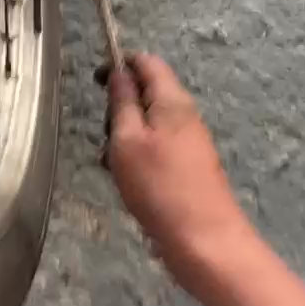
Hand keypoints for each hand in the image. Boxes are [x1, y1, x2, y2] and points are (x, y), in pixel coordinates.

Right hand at [104, 53, 254, 293]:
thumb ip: (122, 101)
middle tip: (106, 134)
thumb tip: (119, 72)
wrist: (207, 244)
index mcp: (172, 100)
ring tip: (114, 165)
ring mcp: (189, 141)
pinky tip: (130, 183)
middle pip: (147, 91)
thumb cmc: (160, 186)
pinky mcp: (189, 166)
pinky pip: (157, 146)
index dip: (119, 64)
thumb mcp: (127, 139)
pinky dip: (138, 156)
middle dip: (120, 106)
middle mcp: (185, 114)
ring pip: (149, 122)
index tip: (97, 84)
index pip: (147, 61)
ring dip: (125, 136)